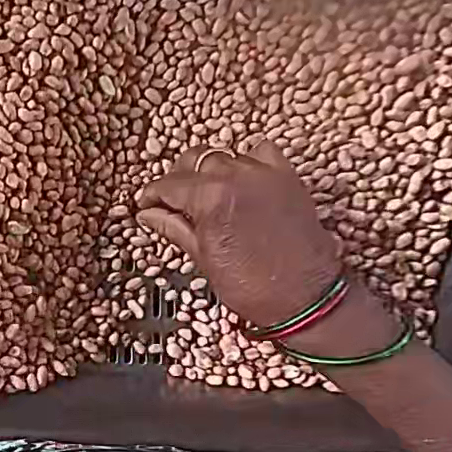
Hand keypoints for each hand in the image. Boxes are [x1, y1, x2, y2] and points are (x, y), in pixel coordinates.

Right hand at [134, 139, 348, 330]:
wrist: (305, 297)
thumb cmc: (255, 287)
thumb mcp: (202, 257)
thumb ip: (174, 227)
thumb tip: (149, 214)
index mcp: (210, 197)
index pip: (168, 184)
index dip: (152, 194)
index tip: (146, 203)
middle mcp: (237, 176)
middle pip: (194, 161)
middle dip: (178, 179)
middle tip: (171, 201)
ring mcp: (264, 173)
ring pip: (224, 155)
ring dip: (208, 170)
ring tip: (203, 194)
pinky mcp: (286, 177)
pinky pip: (259, 153)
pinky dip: (245, 162)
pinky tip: (239, 182)